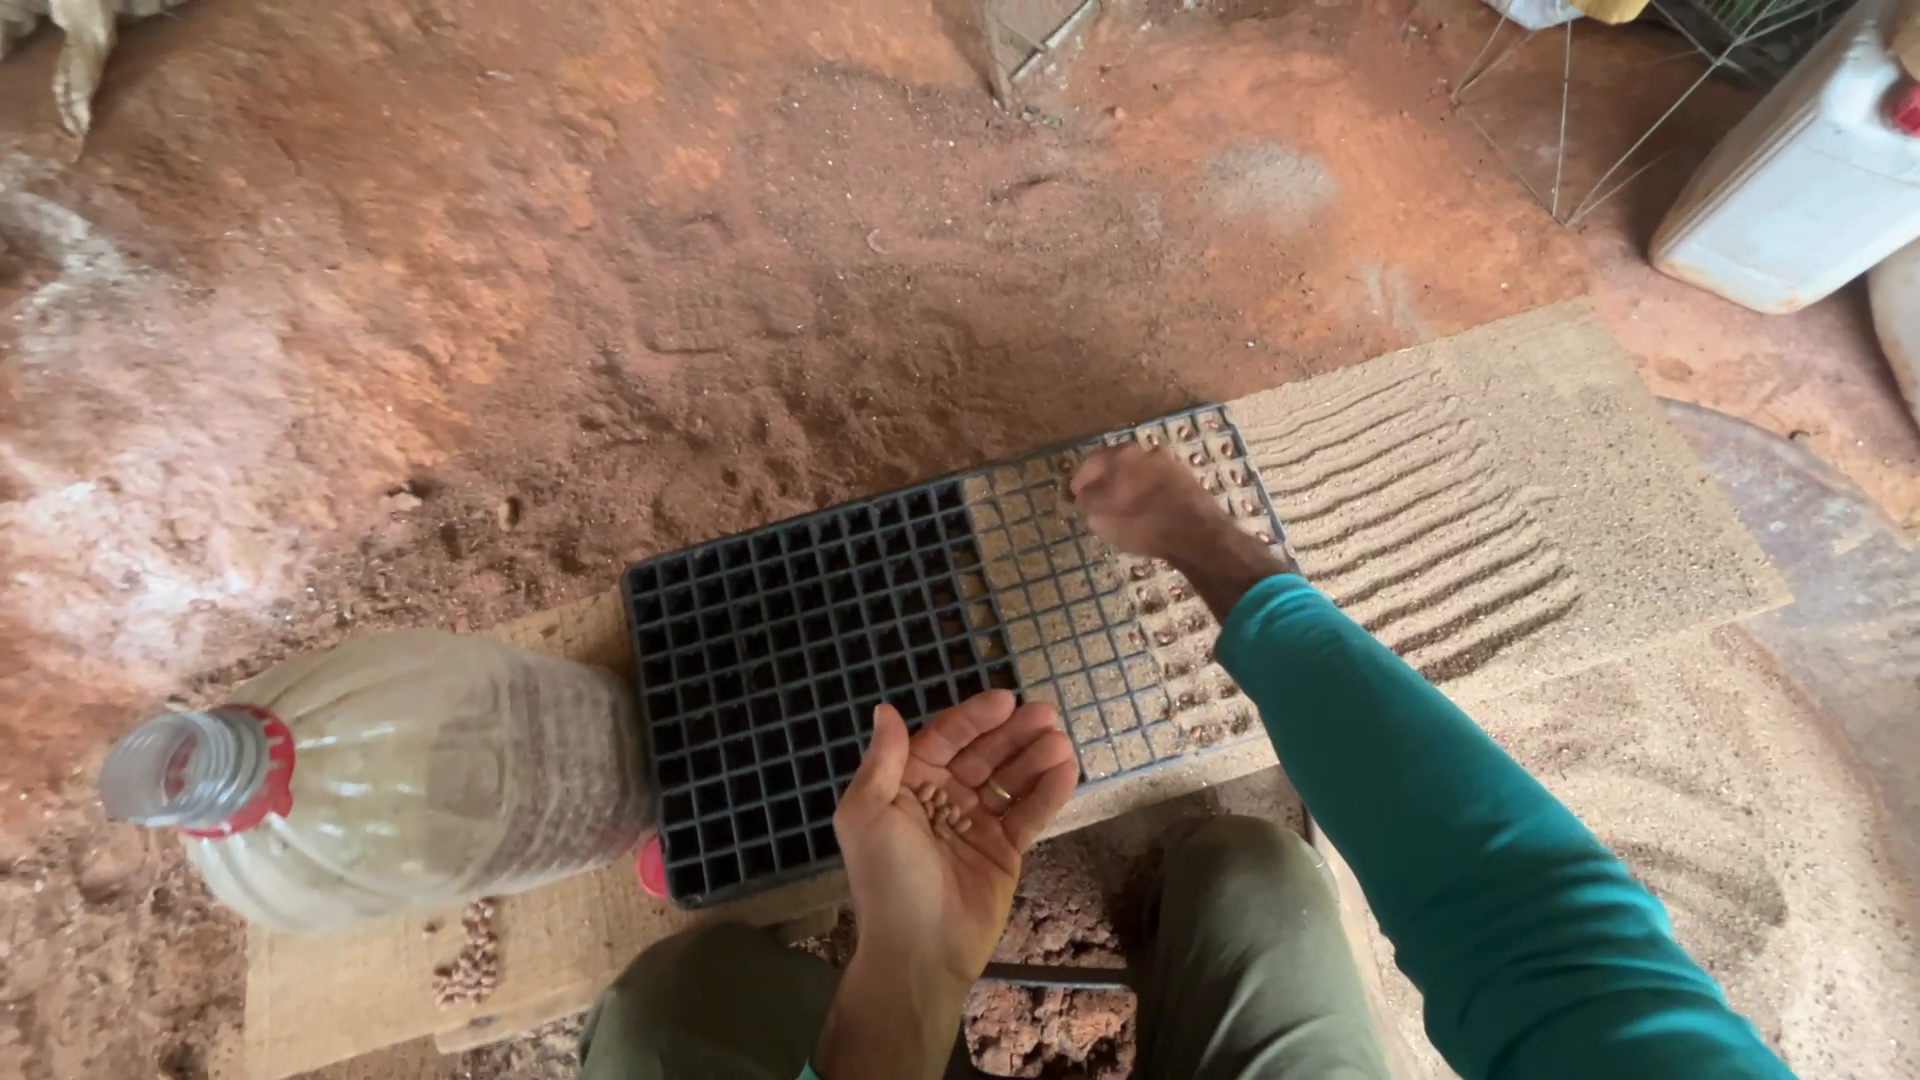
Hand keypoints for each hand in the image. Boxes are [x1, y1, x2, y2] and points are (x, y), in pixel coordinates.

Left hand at [813, 690, 1076, 1079]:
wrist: (918, 954)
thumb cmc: (888, 878)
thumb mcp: (867, 815)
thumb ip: (881, 760)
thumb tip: (884, 708)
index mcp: (909, 783)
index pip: (946, 738)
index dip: (975, 717)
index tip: (1006, 700)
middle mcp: (944, 796)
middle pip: (984, 753)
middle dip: (1014, 732)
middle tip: (1047, 714)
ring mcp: (977, 822)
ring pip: (1010, 778)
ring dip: (1035, 756)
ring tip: (1061, 740)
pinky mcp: (1005, 848)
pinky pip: (1028, 812)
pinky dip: (1048, 791)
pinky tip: (1067, 770)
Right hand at [1072, 443, 1297, 620]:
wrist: (1196, 534)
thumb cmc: (1142, 524)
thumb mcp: (1102, 518)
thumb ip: (1088, 502)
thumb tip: (1085, 495)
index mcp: (1120, 456)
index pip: (1091, 463)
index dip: (1080, 480)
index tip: (1074, 494)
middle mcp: (1145, 452)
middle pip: (1116, 463)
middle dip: (1104, 479)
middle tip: (1096, 497)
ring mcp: (1168, 463)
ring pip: (1138, 472)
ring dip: (1127, 485)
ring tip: (1120, 505)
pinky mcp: (1186, 479)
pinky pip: (1156, 483)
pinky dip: (1146, 492)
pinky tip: (1145, 509)